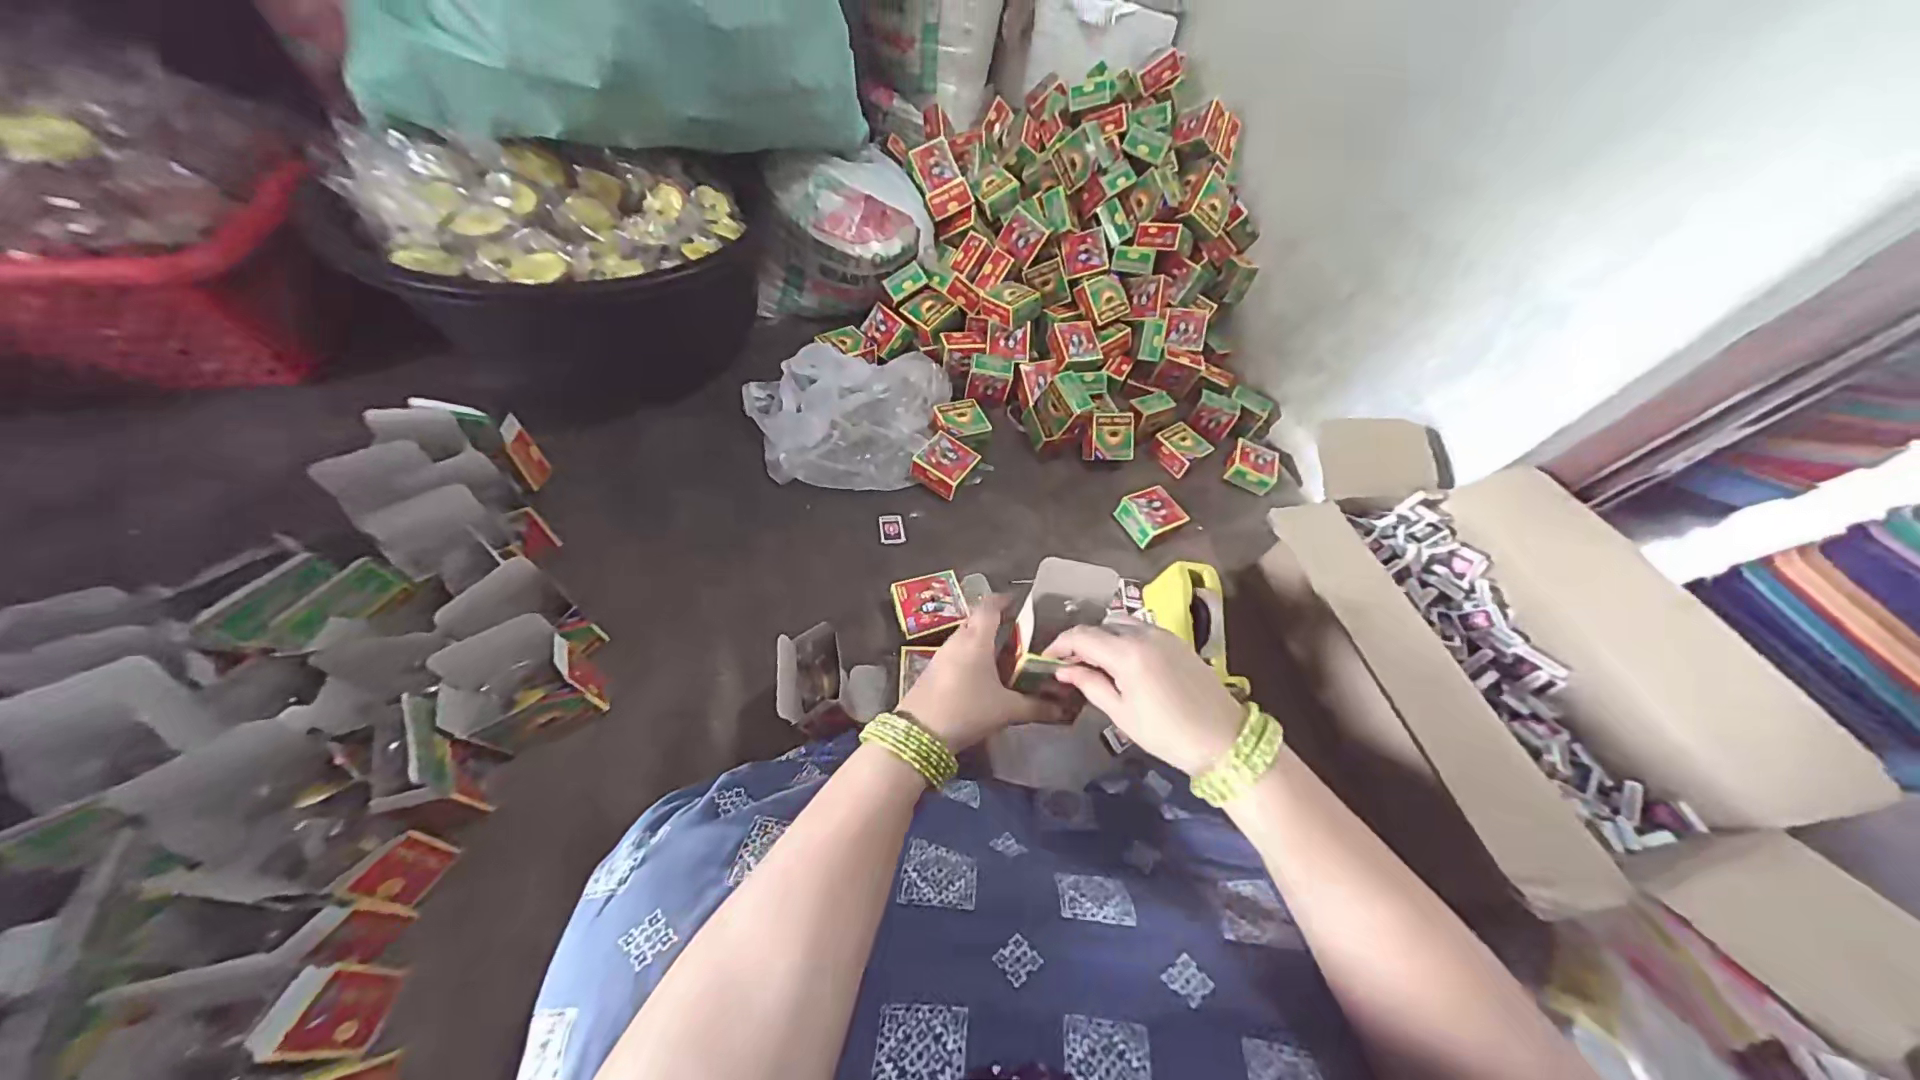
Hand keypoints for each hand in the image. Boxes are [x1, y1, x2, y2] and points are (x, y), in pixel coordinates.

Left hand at [898, 595, 1066, 750]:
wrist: (919, 734)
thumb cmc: (967, 710)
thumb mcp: (1007, 710)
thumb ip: (1036, 707)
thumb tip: (1064, 711)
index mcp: (976, 639)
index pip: (989, 606)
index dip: (1005, 600)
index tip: (1019, 603)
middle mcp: (957, 641)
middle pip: (978, 622)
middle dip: (998, 625)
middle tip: (1021, 636)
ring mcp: (942, 656)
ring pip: (966, 640)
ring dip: (984, 644)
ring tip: (1006, 658)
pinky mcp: (933, 671)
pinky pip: (957, 655)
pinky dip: (972, 658)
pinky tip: (984, 677)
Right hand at [1043, 618, 1245, 774]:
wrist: (1222, 739)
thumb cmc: (1166, 733)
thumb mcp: (1121, 713)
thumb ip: (1090, 684)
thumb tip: (1064, 671)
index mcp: (1127, 653)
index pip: (1082, 637)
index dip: (1059, 644)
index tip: (1046, 658)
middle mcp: (1143, 634)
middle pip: (1100, 626)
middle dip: (1080, 641)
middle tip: (1068, 663)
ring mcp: (1162, 634)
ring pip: (1120, 623)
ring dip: (1101, 636)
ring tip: (1093, 661)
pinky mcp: (1176, 640)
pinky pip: (1140, 628)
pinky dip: (1122, 637)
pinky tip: (1120, 659)